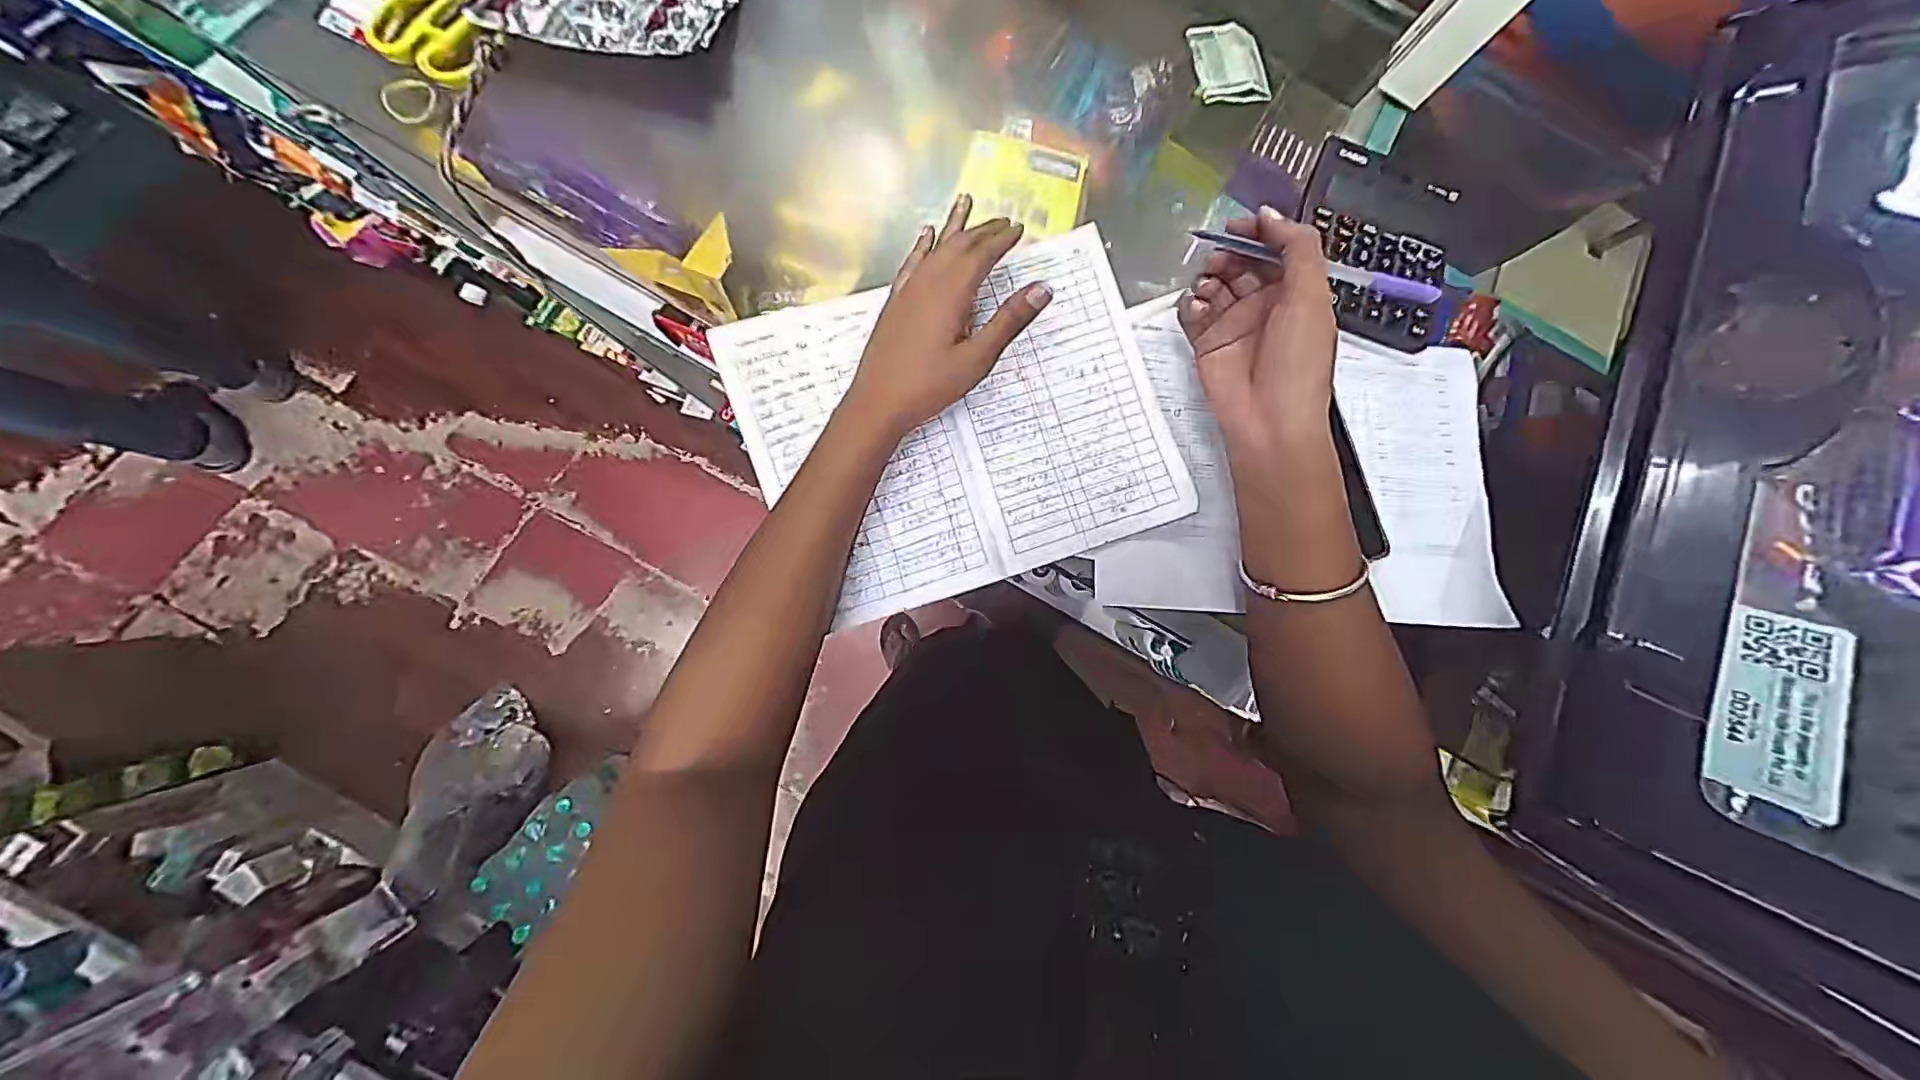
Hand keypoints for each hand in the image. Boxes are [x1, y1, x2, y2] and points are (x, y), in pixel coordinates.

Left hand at [840, 194, 1052, 438]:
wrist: (877, 402)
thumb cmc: (926, 386)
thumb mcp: (977, 358)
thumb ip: (1009, 321)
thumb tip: (1040, 291)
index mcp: (951, 294)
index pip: (982, 254)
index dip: (1002, 240)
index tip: (1018, 230)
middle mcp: (927, 284)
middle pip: (959, 245)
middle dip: (984, 230)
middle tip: (1003, 221)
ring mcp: (908, 291)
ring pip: (935, 247)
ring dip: (954, 226)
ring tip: (964, 204)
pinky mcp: (896, 302)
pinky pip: (912, 263)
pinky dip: (923, 245)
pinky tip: (925, 237)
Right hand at [1177, 207, 1336, 454]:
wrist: (1269, 421)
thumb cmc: (1298, 368)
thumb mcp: (1311, 296)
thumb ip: (1297, 248)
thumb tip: (1272, 217)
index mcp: (1297, 293)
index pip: (1276, 251)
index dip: (1260, 234)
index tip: (1242, 225)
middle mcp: (1265, 307)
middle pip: (1241, 265)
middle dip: (1229, 254)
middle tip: (1219, 256)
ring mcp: (1235, 325)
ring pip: (1215, 286)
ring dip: (1209, 278)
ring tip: (1209, 286)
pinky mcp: (1208, 344)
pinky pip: (1193, 314)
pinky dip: (1191, 305)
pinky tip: (1197, 306)